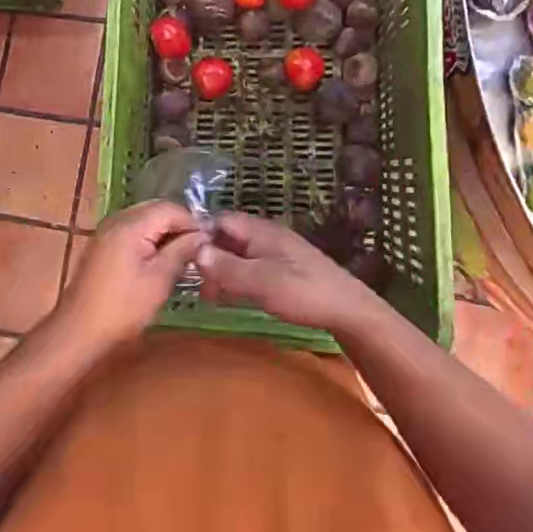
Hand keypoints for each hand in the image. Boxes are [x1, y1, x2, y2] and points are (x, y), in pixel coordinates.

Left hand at [52, 201, 207, 349]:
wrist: (78, 332)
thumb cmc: (123, 308)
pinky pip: (133, 231)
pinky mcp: (102, 245)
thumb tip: (202, 234)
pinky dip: (150, 239)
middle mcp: (117, 220)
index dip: (193, 222)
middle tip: (198, 249)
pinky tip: (160, 261)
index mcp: (131, 224)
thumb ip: (182, 250)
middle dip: (179, 226)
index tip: (210, 242)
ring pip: (145, 220)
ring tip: (183, 257)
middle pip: (157, 210)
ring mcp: (106, 231)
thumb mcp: (160, 279)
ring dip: (165, 233)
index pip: (171, 208)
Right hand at [195, 212, 383, 333]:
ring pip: (240, 255)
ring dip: (224, 271)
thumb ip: (227, 268)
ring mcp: (278, 252)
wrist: (348, 310)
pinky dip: (239, 279)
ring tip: (212, 296)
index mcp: (261, 231)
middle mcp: (267, 236)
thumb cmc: (303, 292)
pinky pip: (253, 267)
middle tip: (199, 286)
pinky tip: (234, 297)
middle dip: (210, 258)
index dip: (201, 235)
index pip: (221, 221)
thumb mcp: (260, 282)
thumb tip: (195, 252)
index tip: (184, 258)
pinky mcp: (285, 270)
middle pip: (229, 238)